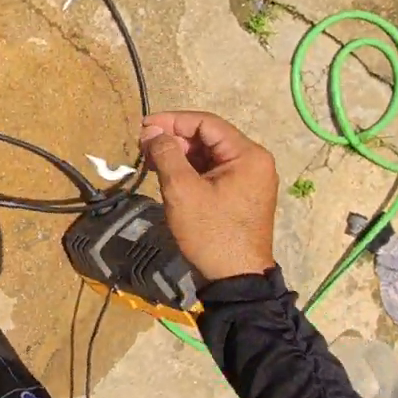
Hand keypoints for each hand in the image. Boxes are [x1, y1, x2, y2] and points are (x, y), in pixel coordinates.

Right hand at [140, 111, 278, 280]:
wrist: (235, 278)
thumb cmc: (210, 231)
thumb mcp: (182, 190)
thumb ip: (166, 154)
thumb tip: (152, 130)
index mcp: (247, 155)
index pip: (205, 123)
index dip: (171, 120)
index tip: (143, 126)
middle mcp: (254, 161)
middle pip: (208, 137)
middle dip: (173, 138)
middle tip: (143, 146)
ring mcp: (249, 179)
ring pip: (207, 154)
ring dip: (179, 154)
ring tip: (150, 161)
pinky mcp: (240, 194)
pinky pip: (212, 170)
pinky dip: (189, 169)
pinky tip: (167, 175)